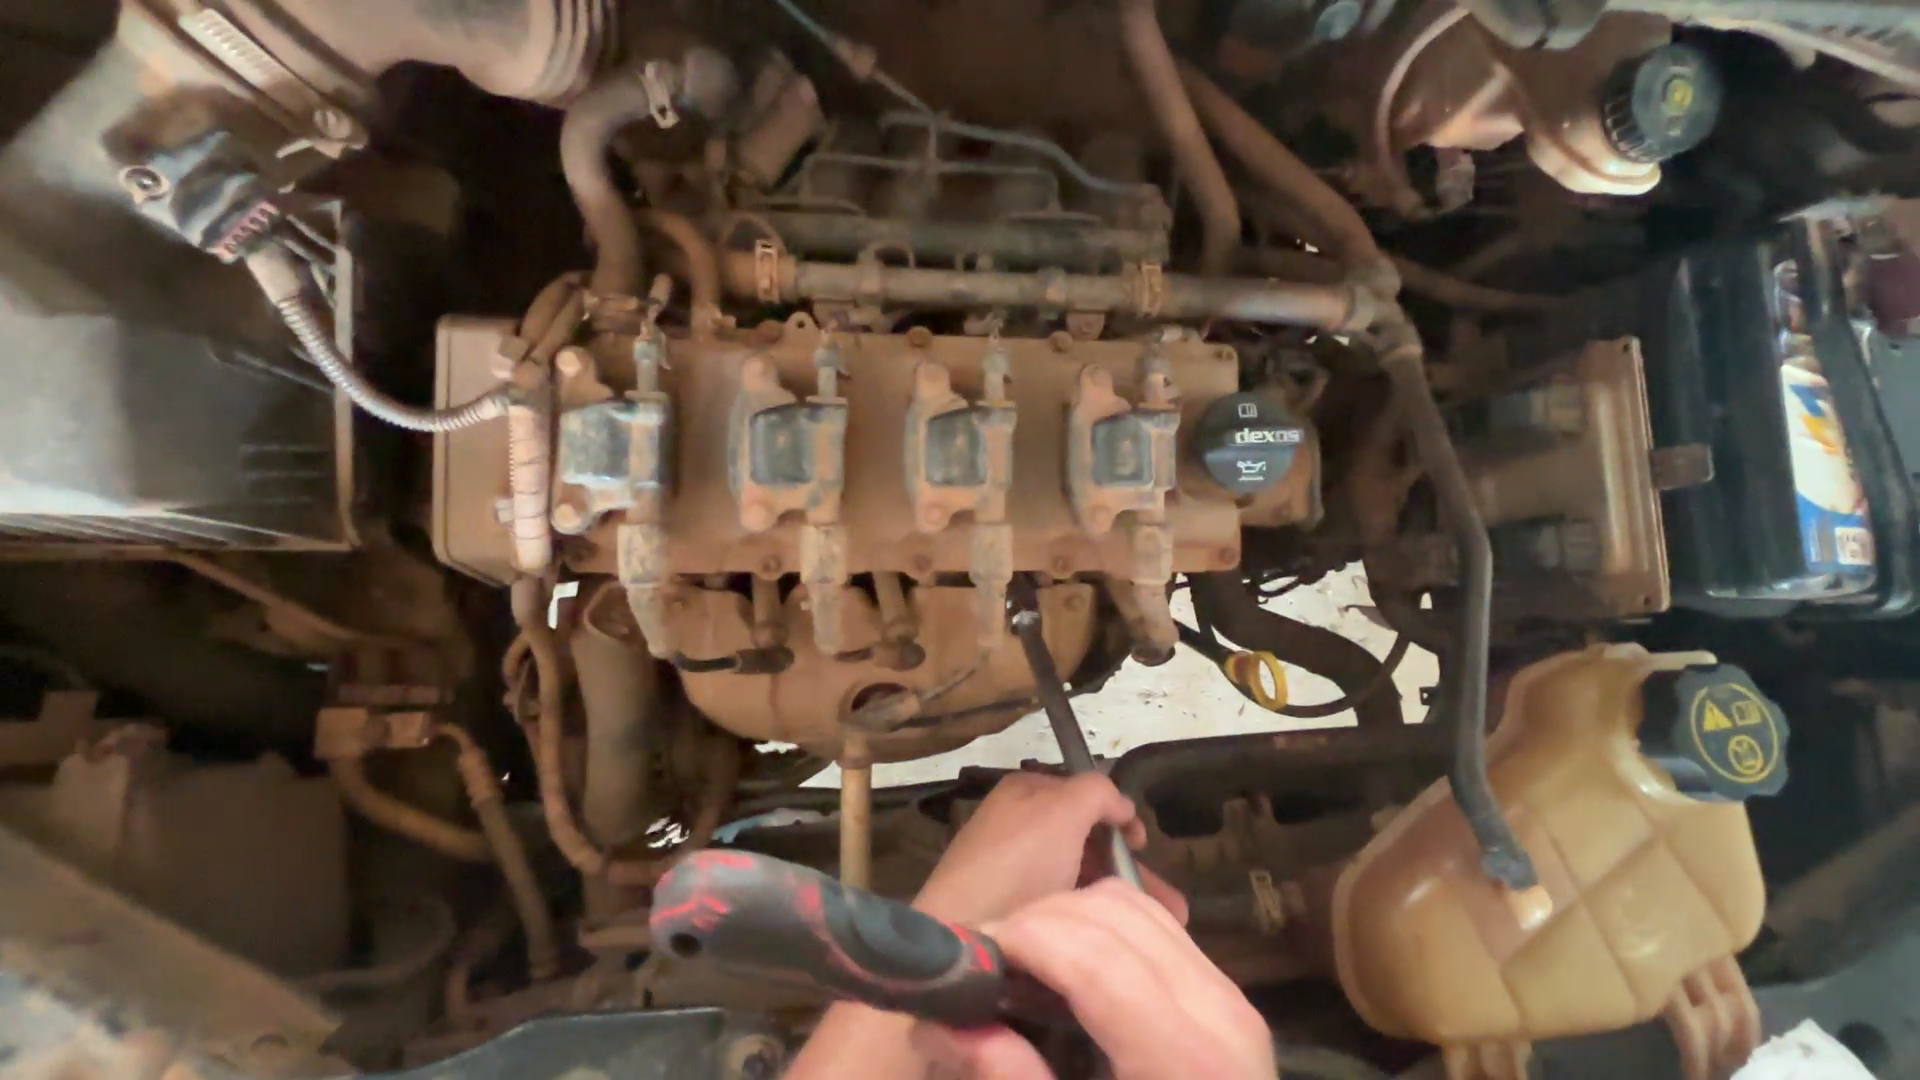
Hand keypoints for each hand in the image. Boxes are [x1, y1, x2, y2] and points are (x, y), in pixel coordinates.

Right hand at [913, 882, 1275, 1079]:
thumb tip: (946, 1024)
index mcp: (1187, 1061)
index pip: (1094, 958)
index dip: (1024, 938)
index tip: (970, 954)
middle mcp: (1216, 1009)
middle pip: (1109, 915)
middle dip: (1037, 921)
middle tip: (990, 961)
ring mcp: (1227, 992)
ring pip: (1129, 904)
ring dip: (1067, 915)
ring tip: (1027, 958)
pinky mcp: (1224, 989)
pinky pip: (1152, 919)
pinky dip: (1101, 921)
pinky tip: (1073, 961)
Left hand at [914, 772, 1186, 925]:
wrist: (963, 934)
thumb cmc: (1017, 863)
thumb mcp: (1061, 810)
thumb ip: (1097, 792)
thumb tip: (1121, 803)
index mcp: (1025, 793)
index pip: (1082, 794)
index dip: (1116, 815)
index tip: (1142, 845)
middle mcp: (1020, 826)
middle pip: (1087, 840)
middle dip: (1129, 869)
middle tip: (1170, 906)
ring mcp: (1017, 872)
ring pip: (1081, 878)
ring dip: (1121, 899)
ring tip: (1160, 931)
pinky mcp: (1016, 913)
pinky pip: (1066, 908)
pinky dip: (1095, 920)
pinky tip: (1118, 940)